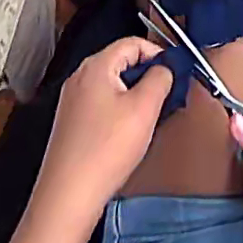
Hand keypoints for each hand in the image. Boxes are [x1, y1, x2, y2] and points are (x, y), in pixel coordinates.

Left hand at [31, 37, 171, 228]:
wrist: (67, 199)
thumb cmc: (105, 151)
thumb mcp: (146, 107)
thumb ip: (162, 76)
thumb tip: (166, 67)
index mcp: (95, 67)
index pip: (134, 42)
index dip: (159, 53)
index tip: (175, 70)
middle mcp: (79, 80)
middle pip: (123, 61)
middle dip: (148, 74)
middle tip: (167, 93)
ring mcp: (73, 103)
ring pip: (115, 84)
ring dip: (137, 94)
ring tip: (151, 115)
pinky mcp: (72, 124)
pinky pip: (104, 103)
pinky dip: (122, 110)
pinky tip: (130, 132)